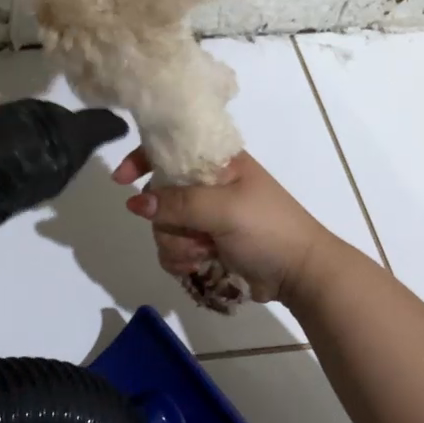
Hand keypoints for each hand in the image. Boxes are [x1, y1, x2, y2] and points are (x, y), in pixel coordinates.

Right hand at [113, 148, 336, 304]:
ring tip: (202, 253)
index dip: (142, 159)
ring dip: (176, 244)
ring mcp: (205, 217)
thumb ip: (178, 203)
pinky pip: (172, 249)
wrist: (301, 274)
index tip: (121, 179)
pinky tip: (200, 266)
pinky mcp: (204, 245)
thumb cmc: (269, 228)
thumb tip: (135, 203)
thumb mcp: (224, 209)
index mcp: (217, 162)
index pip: (170, 148)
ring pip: (163, 226)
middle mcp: (206, 185)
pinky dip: (181, 259)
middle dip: (167, 219)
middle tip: (192, 232)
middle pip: (159, 195)